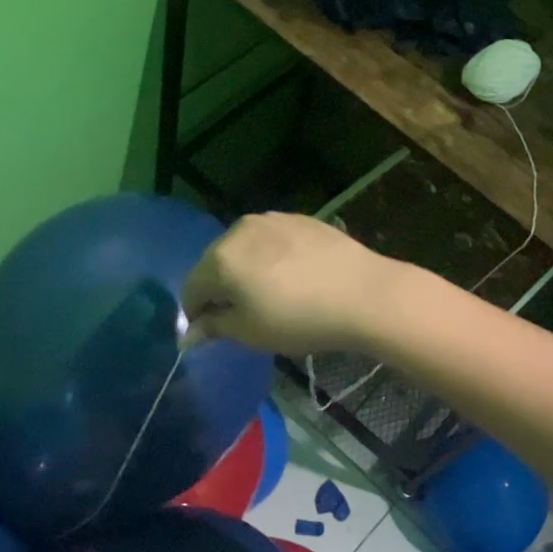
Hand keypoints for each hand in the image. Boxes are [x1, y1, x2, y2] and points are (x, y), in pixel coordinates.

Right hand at [182, 212, 409, 354]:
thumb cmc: (298, 319)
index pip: (191, 287)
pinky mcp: (300, 219)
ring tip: (268, 295)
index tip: (209, 333)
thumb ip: (214, 327)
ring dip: (245, 270)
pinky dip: (271, 258)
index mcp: (220, 258)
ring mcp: (272, 219)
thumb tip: (189, 333)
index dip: (195, 313)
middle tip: (239, 316)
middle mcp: (239, 230)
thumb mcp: (250, 332)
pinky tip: (293, 277)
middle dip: (220, 288)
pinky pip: (272, 241)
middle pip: (216, 262)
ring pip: (245, 248)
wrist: (363, 293)